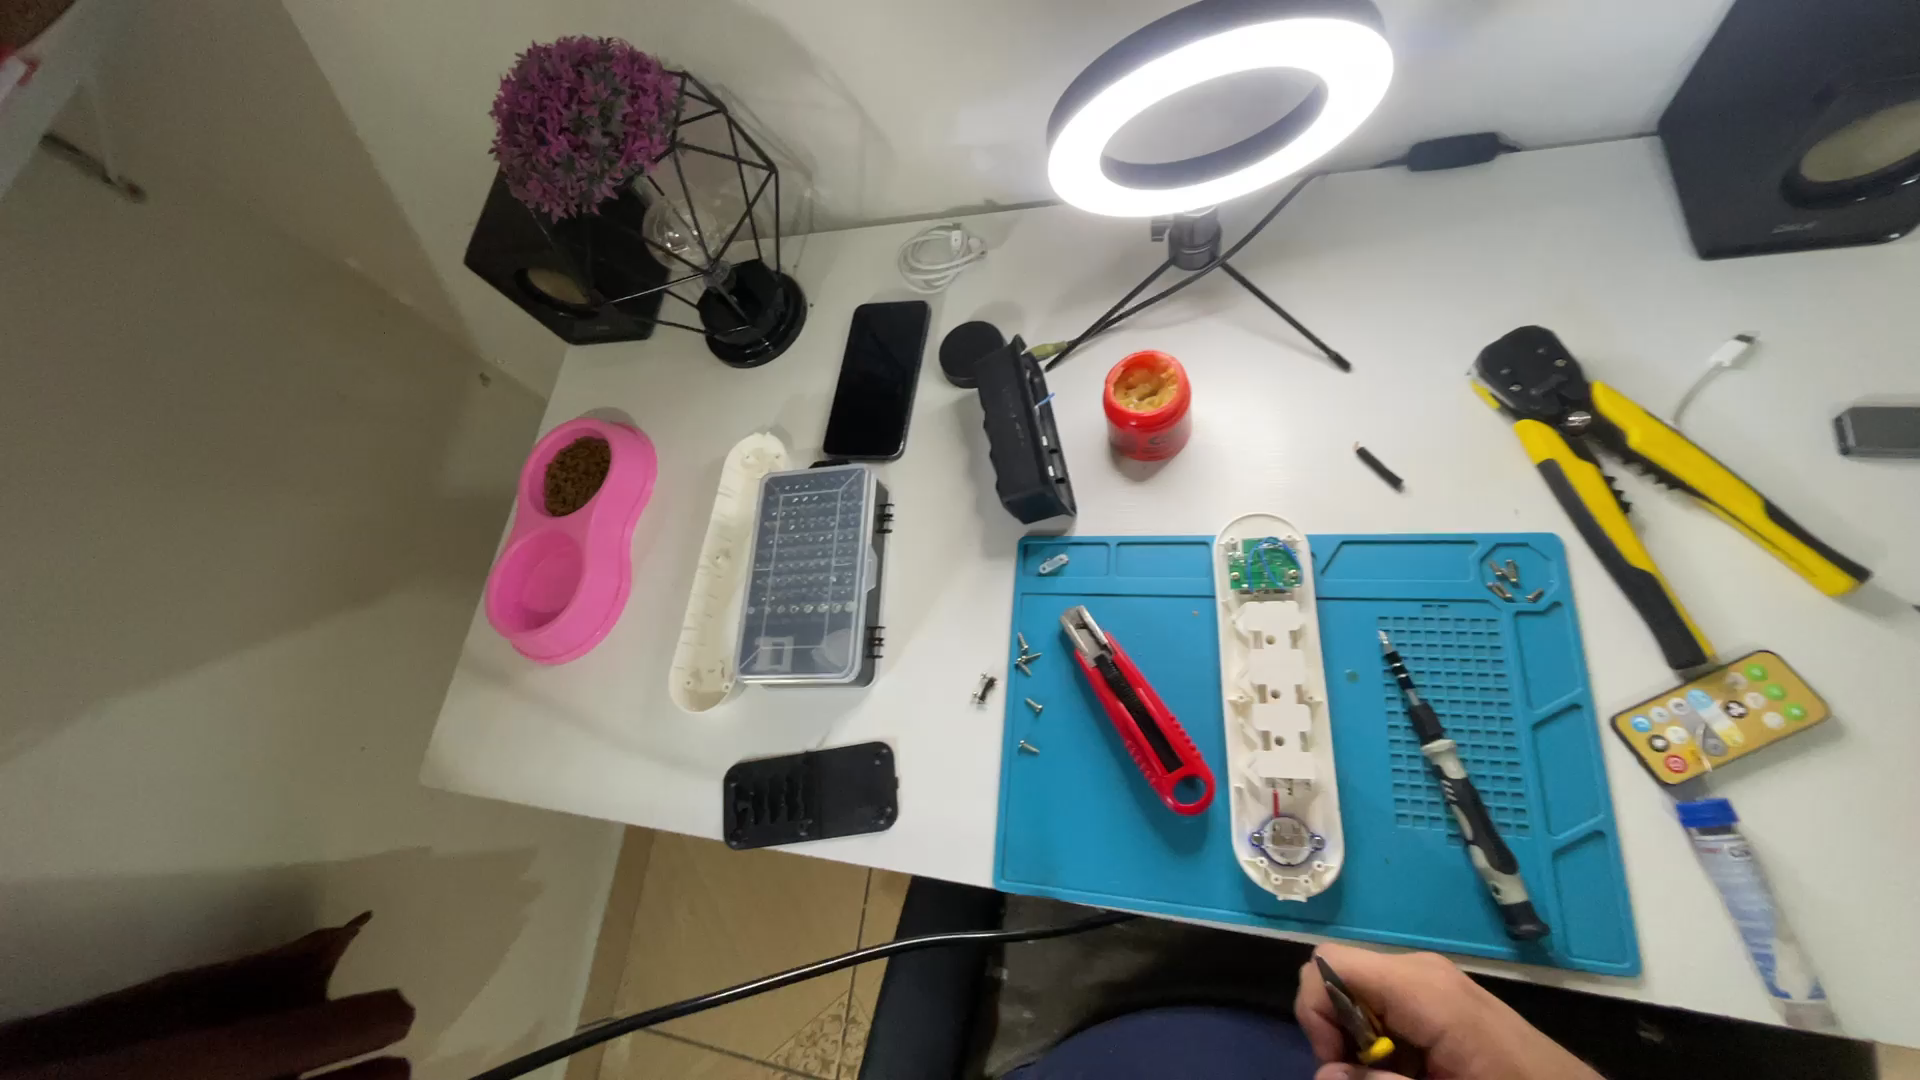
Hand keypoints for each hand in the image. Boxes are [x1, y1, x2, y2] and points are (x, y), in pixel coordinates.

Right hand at [1294, 943, 1602, 1079]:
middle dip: (1337, 1031)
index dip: (1316, 1012)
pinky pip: (1386, 1001)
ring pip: (1358, 991)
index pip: (1328, 962)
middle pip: (1338, 976)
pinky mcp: (1442, 995)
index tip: (1342, 1069)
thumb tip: (1325, 1076)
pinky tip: (1417, 1070)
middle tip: (1370, 1079)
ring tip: (1400, 1078)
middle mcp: (1421, 970)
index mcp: (1422, 988)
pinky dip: (1384, 1037)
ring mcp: (1433, 980)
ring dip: (1360, 1039)